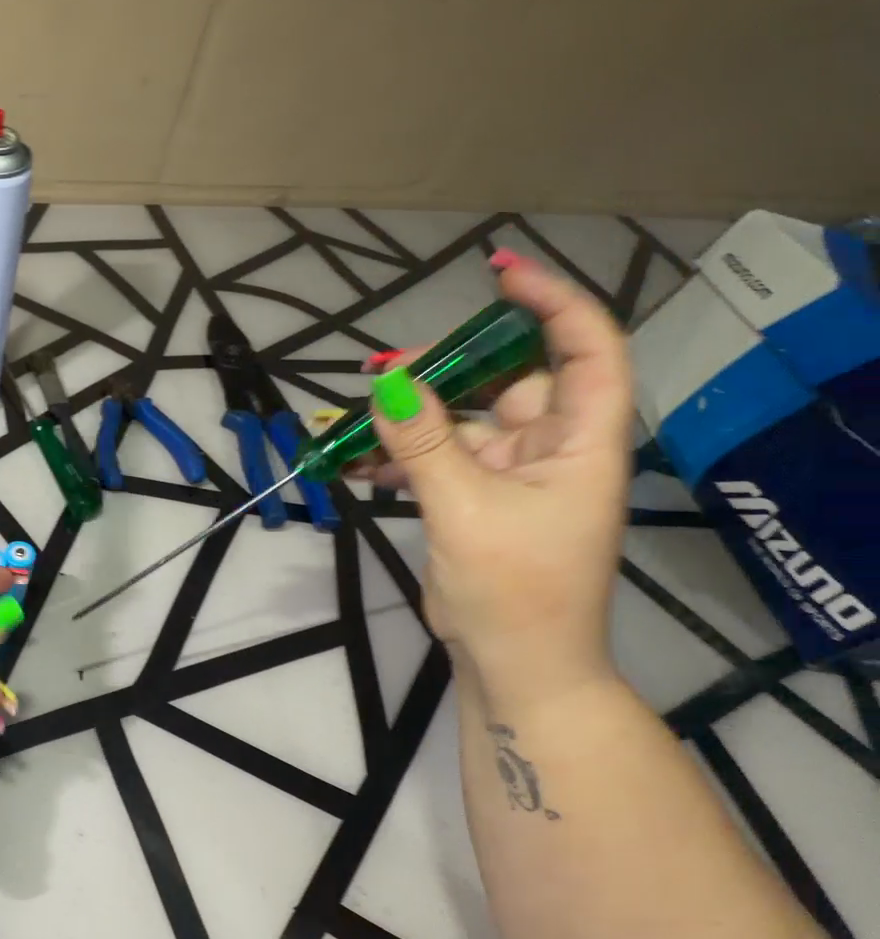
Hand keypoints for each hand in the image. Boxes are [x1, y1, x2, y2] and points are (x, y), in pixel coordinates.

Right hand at [361, 252, 632, 701]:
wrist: (513, 663)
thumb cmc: (516, 588)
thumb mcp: (465, 510)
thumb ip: (425, 444)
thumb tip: (386, 383)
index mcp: (581, 442)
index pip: (584, 350)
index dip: (551, 304)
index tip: (498, 275)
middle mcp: (551, 447)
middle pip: (505, 380)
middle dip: (445, 369)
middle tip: (382, 369)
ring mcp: (510, 474)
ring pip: (458, 422)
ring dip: (408, 419)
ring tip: (354, 420)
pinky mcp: (474, 499)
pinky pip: (434, 459)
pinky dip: (396, 458)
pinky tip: (356, 463)